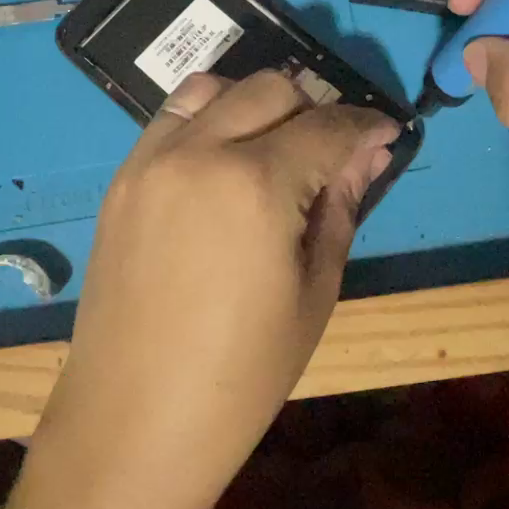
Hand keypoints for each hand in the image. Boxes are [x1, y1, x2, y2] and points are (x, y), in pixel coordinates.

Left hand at [0, 71, 396, 508]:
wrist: (134, 421)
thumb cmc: (241, 374)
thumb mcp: (314, 292)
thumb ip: (340, 206)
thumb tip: (366, 154)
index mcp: (255, 184)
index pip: (327, 127)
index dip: (365, 126)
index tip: (386, 134)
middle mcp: (199, 151)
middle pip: (271, 88)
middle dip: (314, 109)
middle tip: (332, 152)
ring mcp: (151, 160)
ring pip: (216, 87)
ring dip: (258, 103)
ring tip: (276, 147)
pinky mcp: (122, 178)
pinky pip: (172, 117)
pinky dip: (209, 117)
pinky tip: (225, 159)